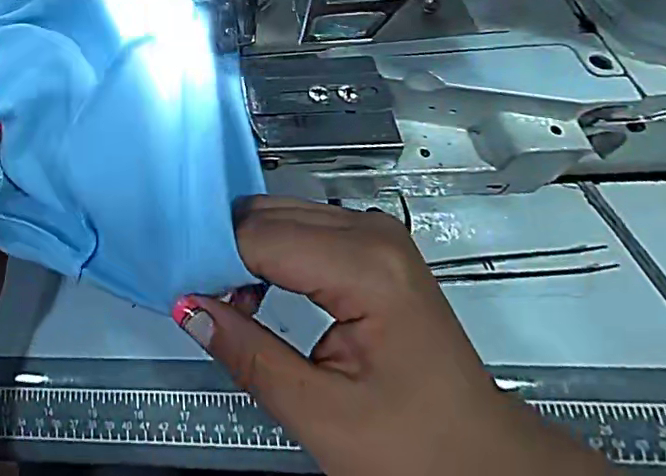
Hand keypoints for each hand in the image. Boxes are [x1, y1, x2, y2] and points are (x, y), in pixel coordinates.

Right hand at [174, 196, 612, 475]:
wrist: (482, 455)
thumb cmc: (417, 446)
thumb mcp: (322, 414)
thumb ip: (248, 352)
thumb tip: (187, 306)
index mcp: (366, 265)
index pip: (262, 237)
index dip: (214, 260)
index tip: (182, 290)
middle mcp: (372, 230)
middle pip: (270, 214)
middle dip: (228, 250)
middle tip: (199, 299)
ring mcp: (376, 231)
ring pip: (283, 213)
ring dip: (248, 250)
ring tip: (230, 302)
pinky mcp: (374, 243)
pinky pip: (305, 226)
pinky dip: (273, 251)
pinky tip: (261, 291)